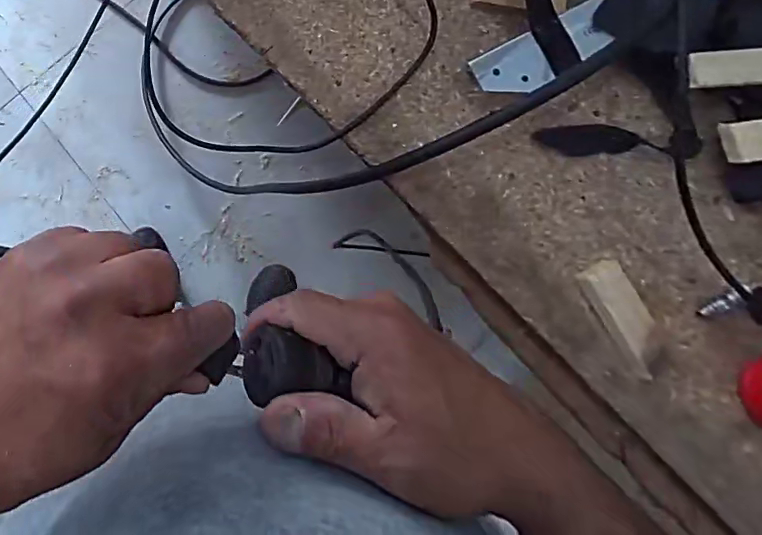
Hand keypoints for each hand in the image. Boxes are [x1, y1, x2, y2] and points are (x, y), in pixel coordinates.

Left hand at [0, 227, 234, 523]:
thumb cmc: (26, 446)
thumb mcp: (106, 433)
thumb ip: (161, 385)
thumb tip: (200, 359)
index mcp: (115, 361)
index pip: (200, 323)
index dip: (208, 331)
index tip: (202, 333)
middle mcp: (90, 304)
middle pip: (166, 272)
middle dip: (160, 303)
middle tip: (132, 328)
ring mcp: (57, 269)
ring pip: (130, 245)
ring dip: (124, 276)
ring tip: (97, 307)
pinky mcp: (30, 251)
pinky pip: (88, 236)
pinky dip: (89, 262)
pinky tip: (68, 292)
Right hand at [247, 290, 649, 532]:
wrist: (519, 451)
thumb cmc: (454, 452)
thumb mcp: (385, 455)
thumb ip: (324, 429)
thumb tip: (269, 415)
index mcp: (372, 329)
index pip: (301, 306)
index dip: (263, 321)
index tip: (242, 353)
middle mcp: (382, 310)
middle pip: (315, 313)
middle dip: (288, 346)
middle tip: (278, 397)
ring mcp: (398, 318)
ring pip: (335, 323)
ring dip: (314, 355)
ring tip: (313, 405)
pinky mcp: (407, 332)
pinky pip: (356, 331)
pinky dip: (338, 355)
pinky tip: (347, 396)